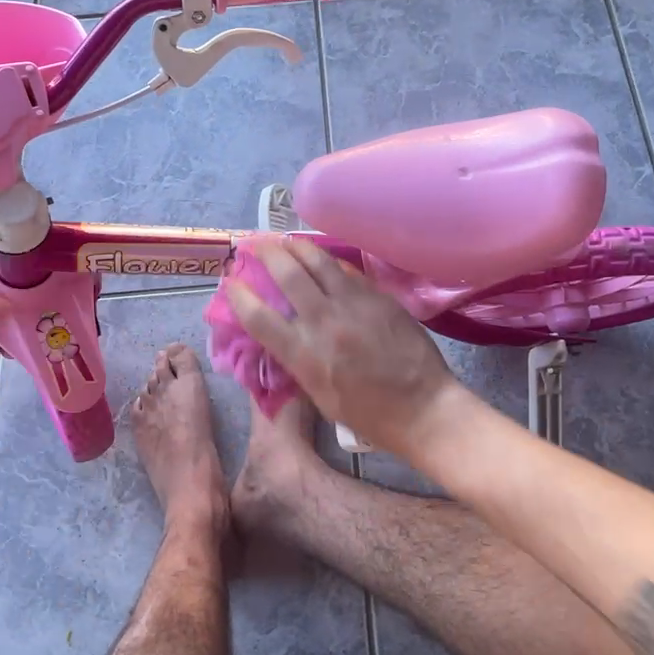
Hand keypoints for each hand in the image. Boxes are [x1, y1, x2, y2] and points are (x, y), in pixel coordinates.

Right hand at [223, 237, 464, 452]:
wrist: (422, 407)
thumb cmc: (368, 414)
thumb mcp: (319, 397)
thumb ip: (297, 362)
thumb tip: (282, 337)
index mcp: (304, 355)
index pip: (259, 317)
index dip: (239, 296)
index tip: (231, 282)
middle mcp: (324, 322)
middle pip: (287, 275)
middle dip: (266, 254)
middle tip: (255, 243)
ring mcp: (354, 305)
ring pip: (319, 262)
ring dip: (296, 246)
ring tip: (284, 239)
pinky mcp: (377, 297)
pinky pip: (347, 271)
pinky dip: (329, 261)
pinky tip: (321, 257)